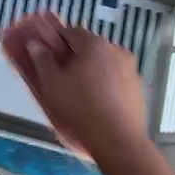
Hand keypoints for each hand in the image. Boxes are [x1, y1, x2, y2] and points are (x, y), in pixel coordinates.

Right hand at [0, 12, 150, 162]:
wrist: (118, 142)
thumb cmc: (79, 109)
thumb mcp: (52, 85)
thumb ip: (42, 60)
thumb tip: (35, 43)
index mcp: (93, 44)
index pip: (71, 32)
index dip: (57, 42)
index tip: (48, 58)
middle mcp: (116, 50)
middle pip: (90, 47)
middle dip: (75, 58)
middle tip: (62, 78)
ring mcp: (131, 69)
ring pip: (105, 64)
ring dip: (93, 72)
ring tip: (81, 95)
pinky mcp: (139, 89)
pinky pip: (117, 80)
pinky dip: (107, 86)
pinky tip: (99, 105)